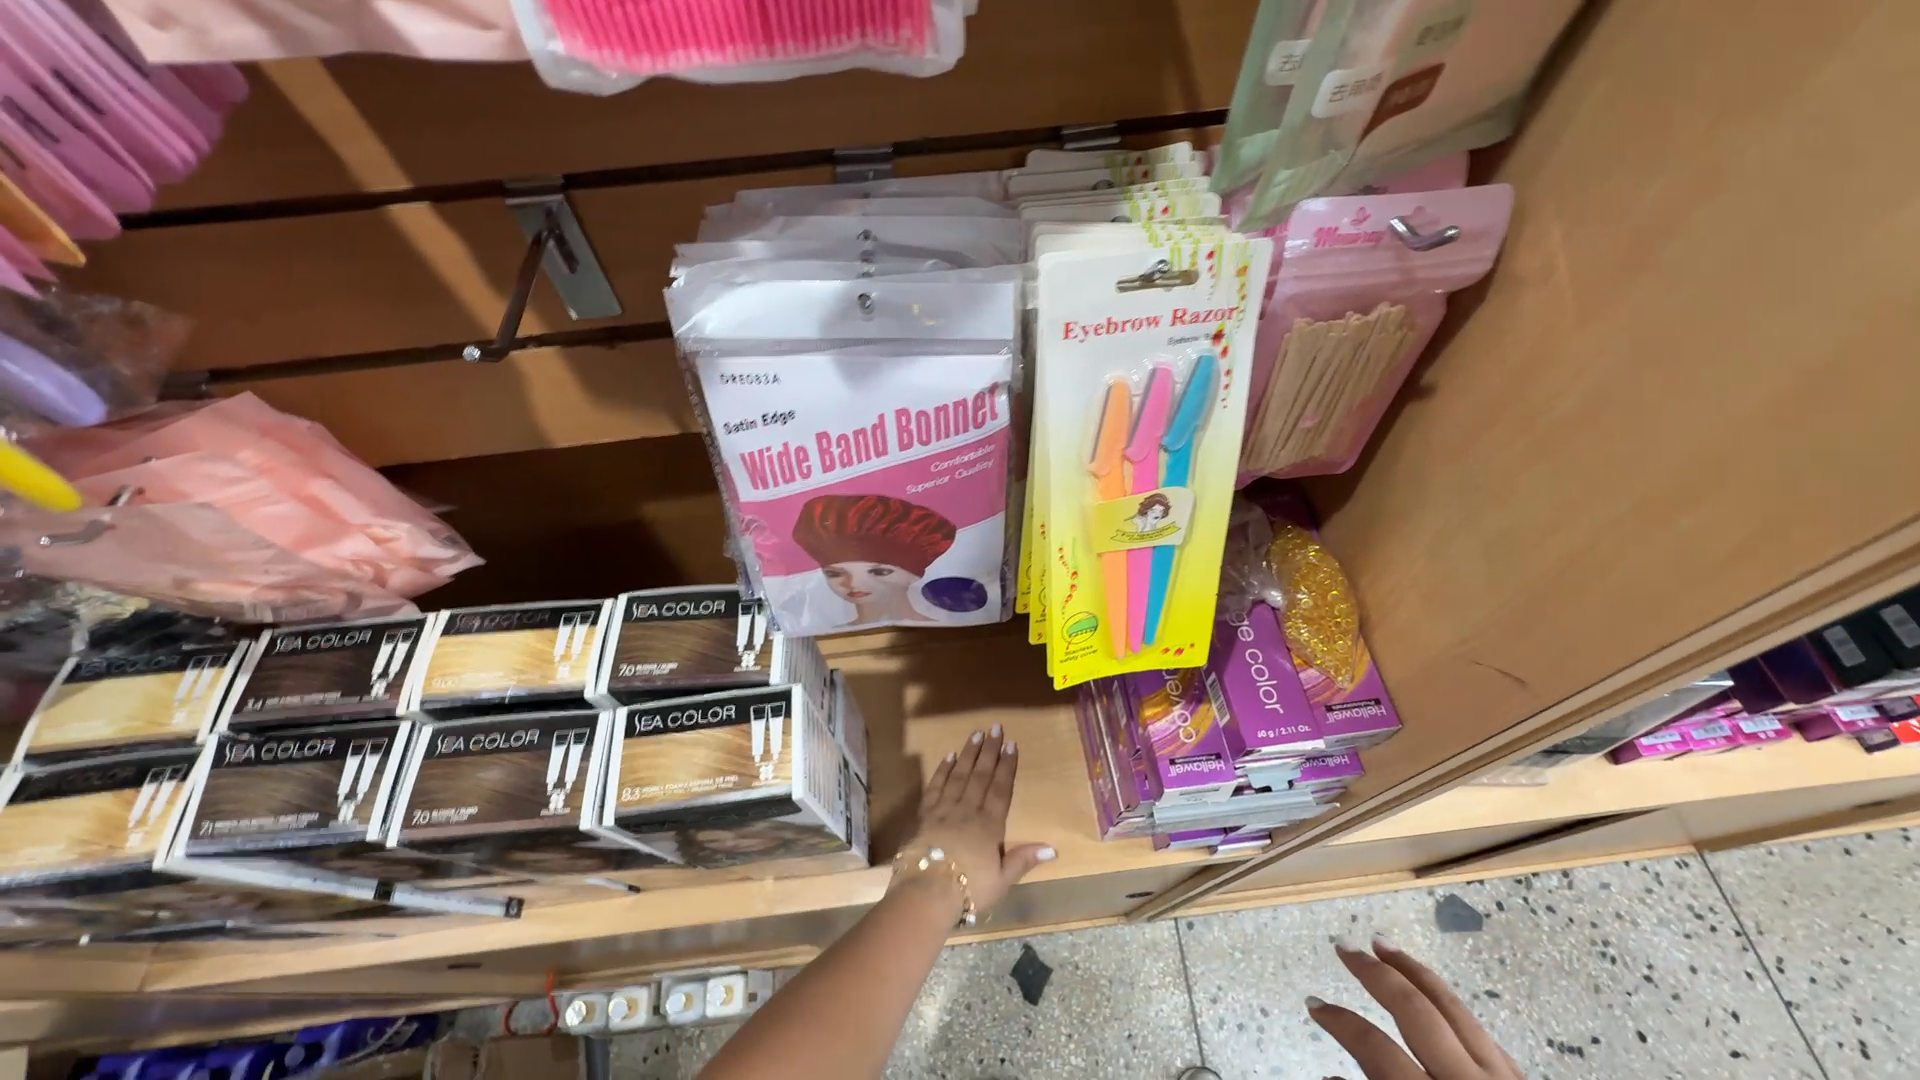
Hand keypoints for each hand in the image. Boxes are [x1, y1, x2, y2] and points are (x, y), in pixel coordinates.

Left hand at [895, 725, 1055, 916]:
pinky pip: (935, 787)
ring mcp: (944, 810)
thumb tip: (1053, 848)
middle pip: (980, 776)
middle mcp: (967, 811)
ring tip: (976, 734)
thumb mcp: (1001, 880)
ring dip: (968, 754)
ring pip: (959, 775)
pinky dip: (942, 770)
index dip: (1007, 766)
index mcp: (989, 826)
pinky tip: (948, 757)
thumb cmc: (968, 890)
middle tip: (995, 728)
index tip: (1012, 745)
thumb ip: (1023, 860)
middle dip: (990, 751)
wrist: (926, 893)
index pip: (1000, 789)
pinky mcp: (924, 815)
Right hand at [1308, 938, 1521, 1079]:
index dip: (1339, 1022)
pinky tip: (1433, 994)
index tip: (1313, 1004)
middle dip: (1374, 973)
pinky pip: (1481, 1032)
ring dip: (1414, 971)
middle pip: (1415, 1012)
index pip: (1375, 1049)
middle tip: (1343, 945)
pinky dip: (1450, 1004)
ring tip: (1383, 945)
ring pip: (1454, 1008)